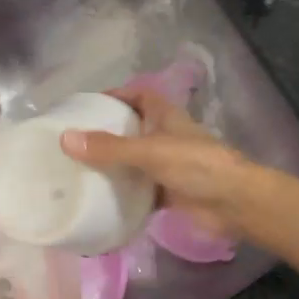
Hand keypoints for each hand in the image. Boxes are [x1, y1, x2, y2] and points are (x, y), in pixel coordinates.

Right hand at [59, 87, 279, 238]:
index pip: (139, 95)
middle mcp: (166, 136)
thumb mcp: (149, 151)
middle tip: (74, 143)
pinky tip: (101, 203)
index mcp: (165, 116)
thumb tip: (65, 138)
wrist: (233, 202)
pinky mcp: (170, 192)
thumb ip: (109, 147)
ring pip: (136, 161)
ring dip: (115, 166)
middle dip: (108, 134)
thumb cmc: (195, 164)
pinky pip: (141, 191)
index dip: (116, 95)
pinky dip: (125, 195)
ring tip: (79, 172)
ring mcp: (169, 166)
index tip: (87, 105)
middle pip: (133, 129)